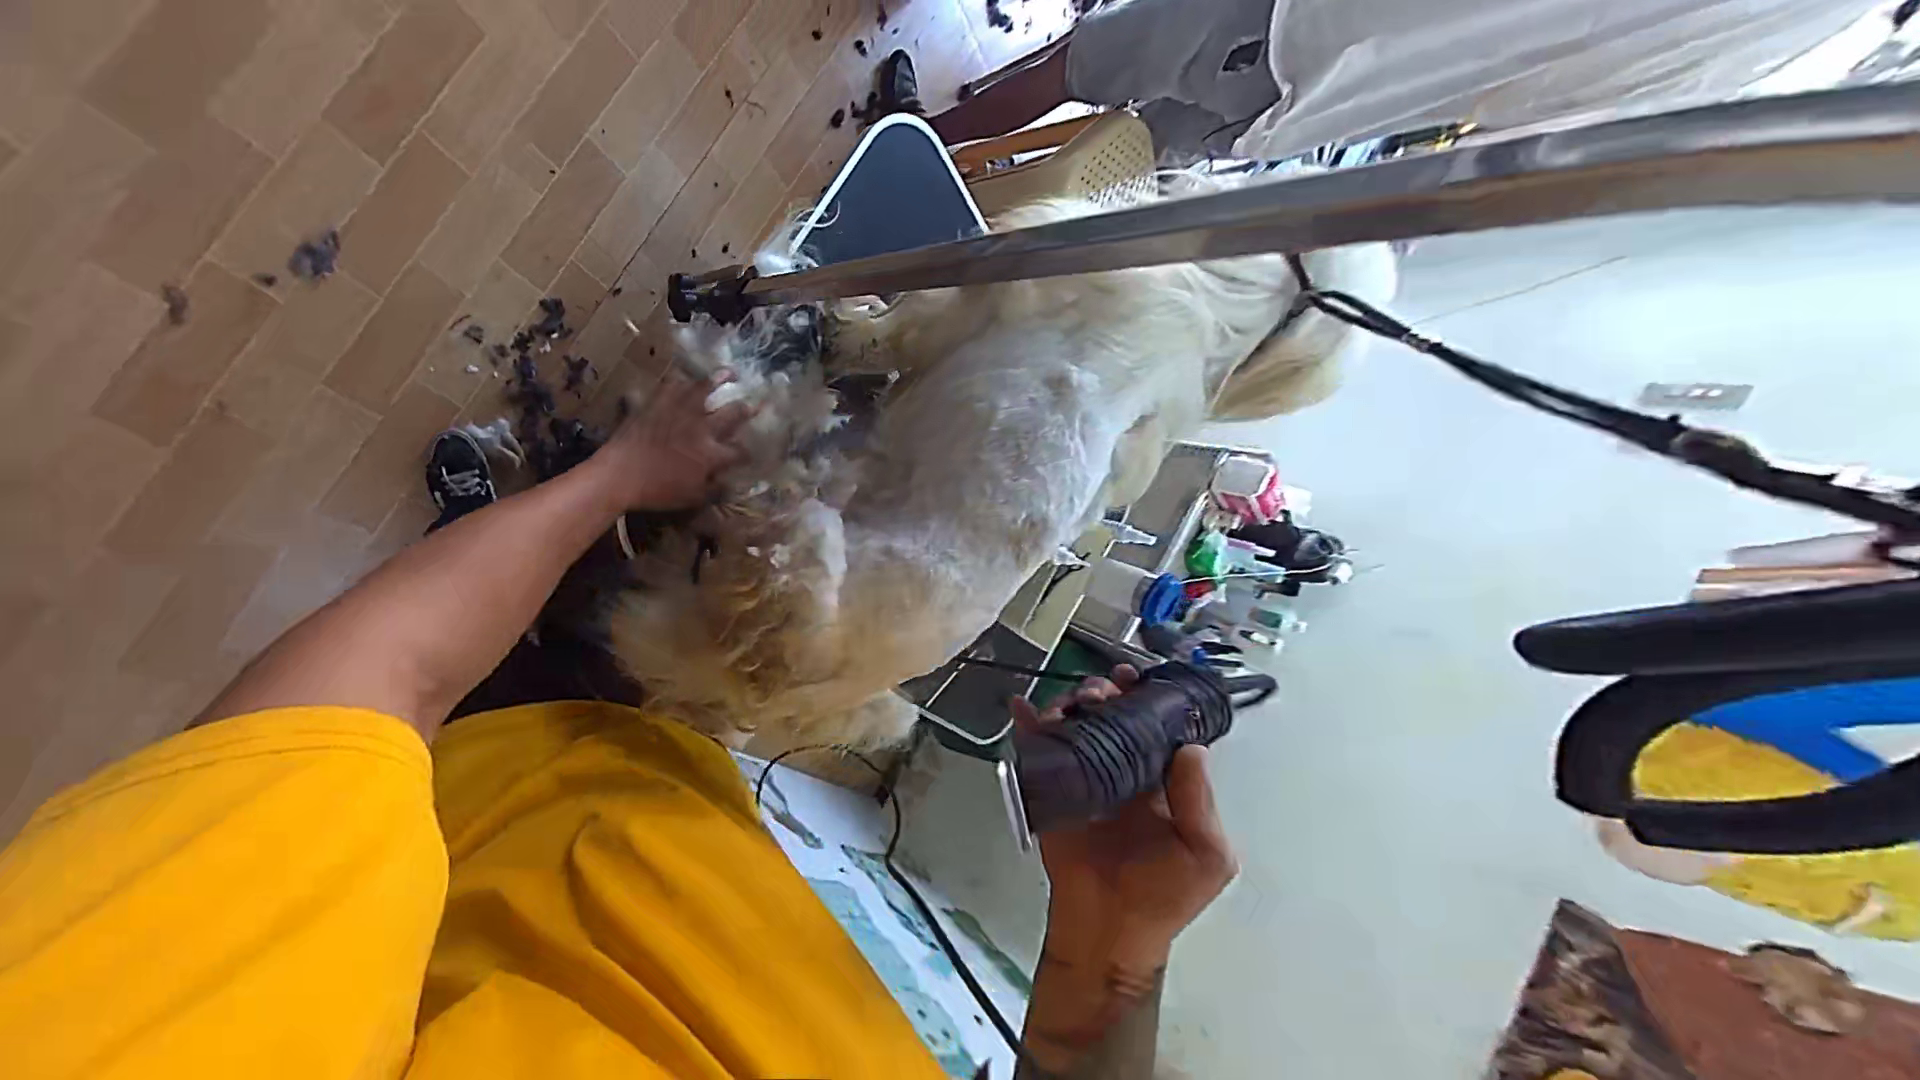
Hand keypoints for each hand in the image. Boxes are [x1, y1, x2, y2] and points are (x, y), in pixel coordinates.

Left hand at [595, 370, 753, 510]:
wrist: (618, 475)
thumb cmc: (657, 490)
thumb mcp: (692, 498)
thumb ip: (714, 490)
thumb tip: (729, 484)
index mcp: (712, 454)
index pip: (740, 452)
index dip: (748, 453)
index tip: (750, 454)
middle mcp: (702, 428)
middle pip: (732, 413)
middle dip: (747, 409)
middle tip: (756, 404)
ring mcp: (679, 412)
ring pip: (704, 388)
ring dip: (720, 379)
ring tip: (730, 373)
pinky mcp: (657, 403)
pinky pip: (672, 386)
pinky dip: (682, 381)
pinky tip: (687, 380)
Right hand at [1011, 666, 1237, 982]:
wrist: (1109, 929)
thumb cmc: (1164, 895)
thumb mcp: (1206, 855)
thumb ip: (1201, 802)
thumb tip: (1191, 747)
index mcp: (1160, 777)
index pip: (1152, 725)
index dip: (1143, 696)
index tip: (1131, 678)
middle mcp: (1122, 767)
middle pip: (1109, 716)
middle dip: (1102, 694)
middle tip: (1097, 693)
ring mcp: (1085, 775)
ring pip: (1075, 724)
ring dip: (1069, 703)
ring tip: (1070, 706)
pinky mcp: (1052, 787)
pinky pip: (1038, 750)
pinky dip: (1027, 724)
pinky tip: (1022, 707)